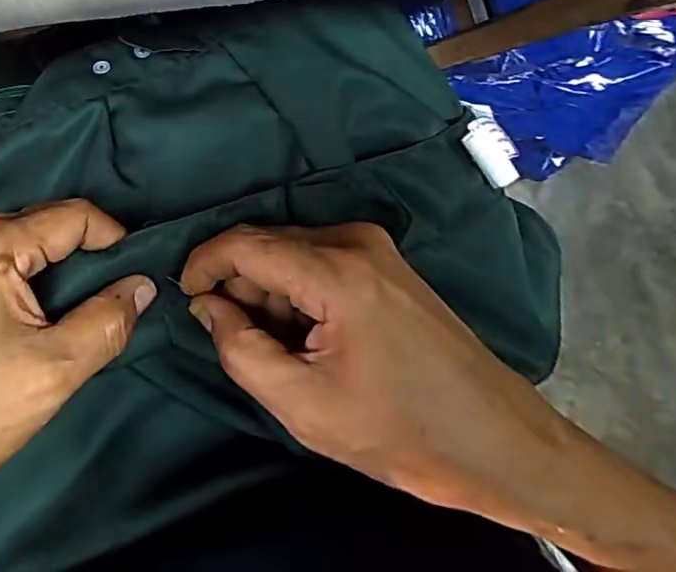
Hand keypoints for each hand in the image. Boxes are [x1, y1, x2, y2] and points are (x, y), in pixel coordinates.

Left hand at [0, 199, 153, 571]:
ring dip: (74, 270)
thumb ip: (110, 320)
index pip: (79, 216)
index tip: (135, 280)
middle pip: (59, 224)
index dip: (116, 242)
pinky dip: (51, 282)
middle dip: (97, 253)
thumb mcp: (57, 369)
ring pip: (42, 246)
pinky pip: (22, 266)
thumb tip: (144, 286)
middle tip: (119, 294)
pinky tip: (59, 318)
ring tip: (93, 308)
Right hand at [182, 223, 675, 571]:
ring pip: (295, 252)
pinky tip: (308, 336)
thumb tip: (208, 305)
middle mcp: (356, 239)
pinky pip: (323, 260)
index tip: (182, 297)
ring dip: (270, 291)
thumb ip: (243, 349)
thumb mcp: (305, 404)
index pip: (247, 242)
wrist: (493, 436)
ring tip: (278, 349)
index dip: (204, 263)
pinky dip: (300, 290)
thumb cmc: (399, 430)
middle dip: (239, 284)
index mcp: (336, 269)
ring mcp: (377, 246)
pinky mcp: (388, 261)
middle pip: (271, 244)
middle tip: (232, 340)